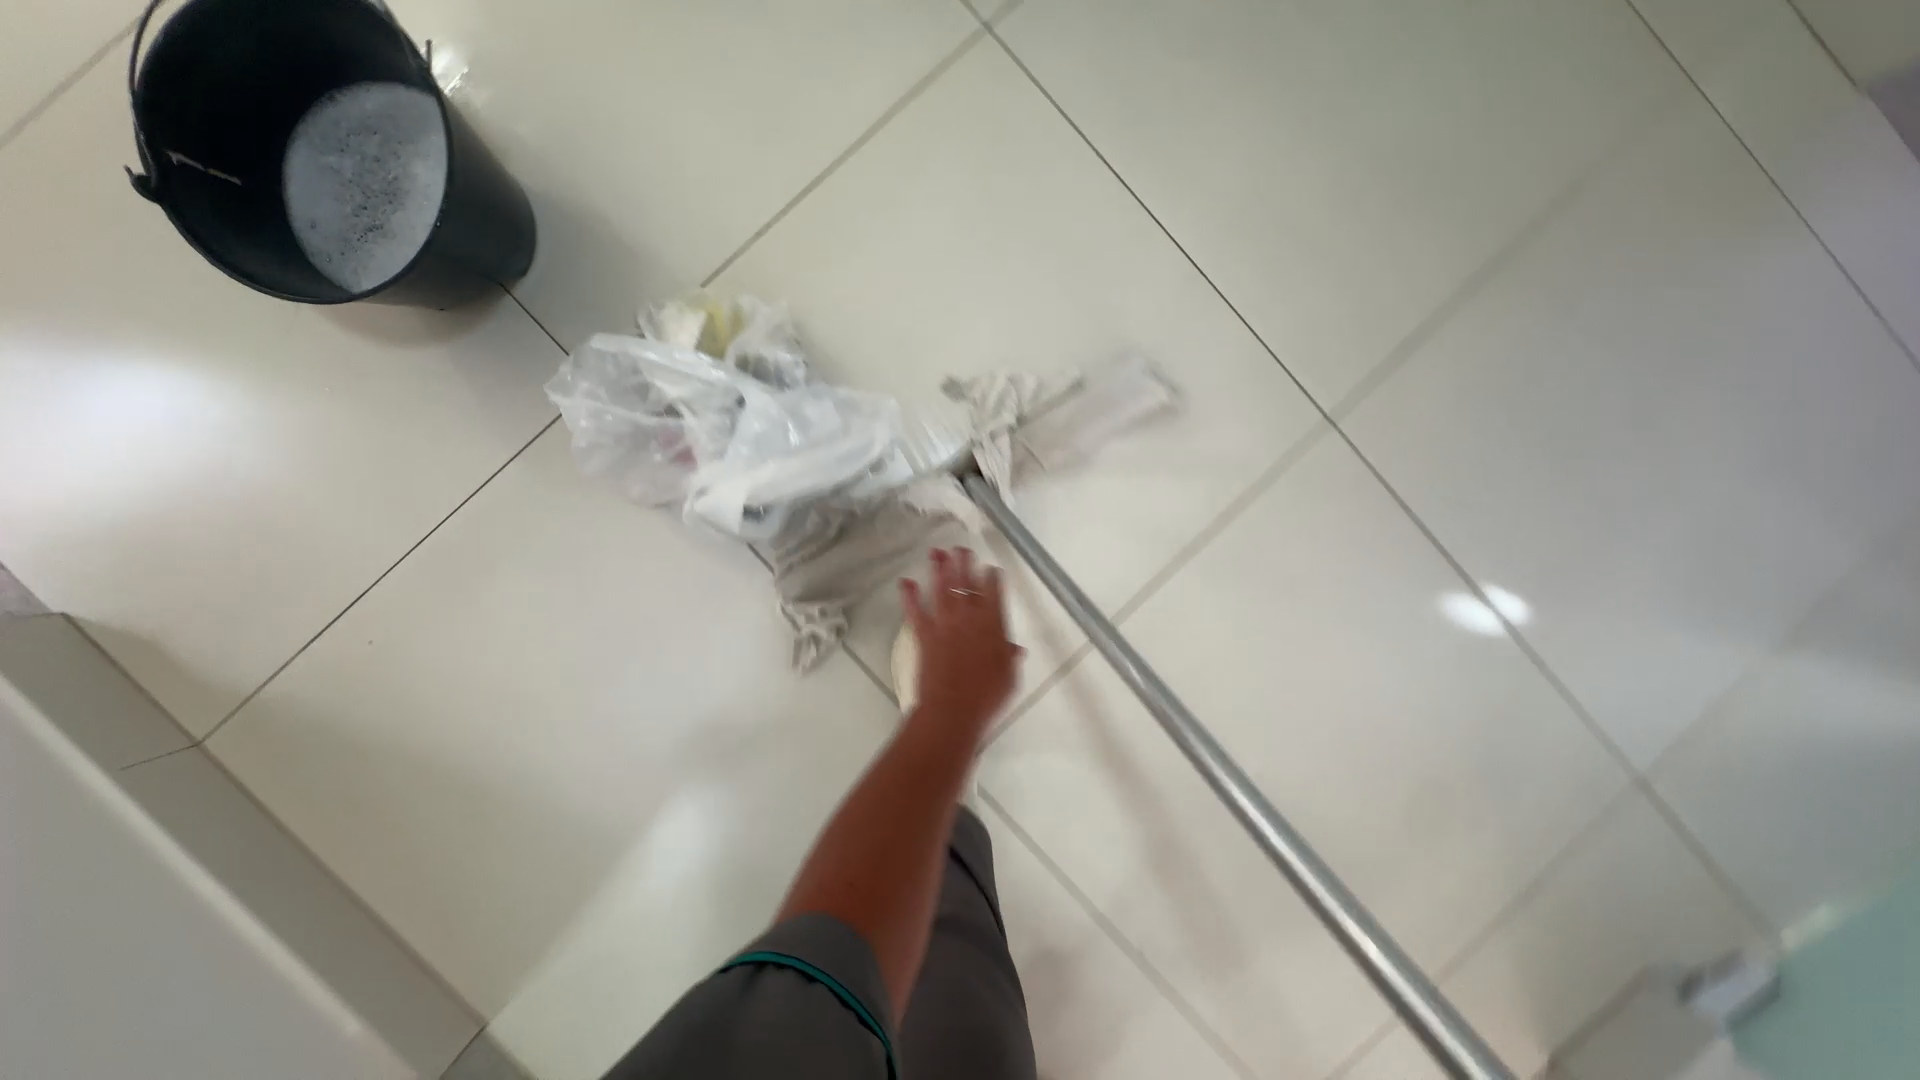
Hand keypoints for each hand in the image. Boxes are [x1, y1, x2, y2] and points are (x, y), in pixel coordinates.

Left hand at [899, 547, 1023, 732]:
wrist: (952, 710)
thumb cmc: (987, 697)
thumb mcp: (1009, 677)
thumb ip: (1009, 658)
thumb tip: (1014, 648)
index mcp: (993, 625)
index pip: (994, 593)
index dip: (992, 578)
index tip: (991, 568)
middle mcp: (969, 618)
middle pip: (967, 584)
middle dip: (965, 564)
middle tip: (961, 548)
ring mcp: (944, 624)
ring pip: (942, 590)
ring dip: (939, 570)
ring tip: (936, 552)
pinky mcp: (924, 635)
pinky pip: (916, 611)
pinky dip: (909, 596)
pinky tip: (905, 582)